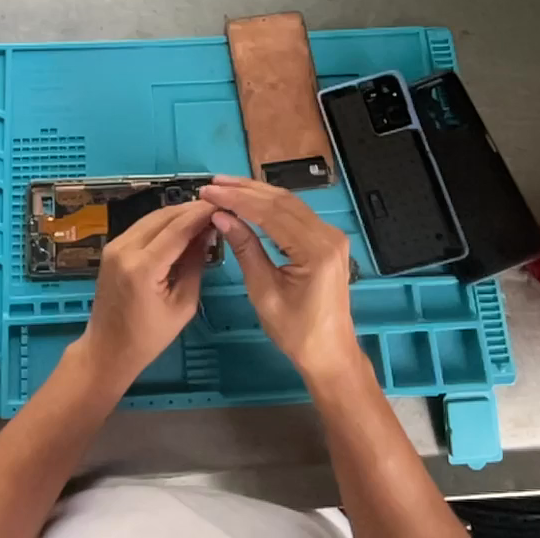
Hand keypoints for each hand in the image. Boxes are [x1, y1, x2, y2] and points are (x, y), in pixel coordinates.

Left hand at [74, 200, 217, 392]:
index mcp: (143, 268)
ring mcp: (115, 245)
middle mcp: (125, 249)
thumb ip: (195, 265)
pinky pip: (142, 226)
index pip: (177, 229)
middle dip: (191, 210)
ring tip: (203, 215)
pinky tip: (181, 225)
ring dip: (178, 213)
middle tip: (217, 208)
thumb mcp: (182, 306)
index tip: (223, 206)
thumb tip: (208, 233)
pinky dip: (163, 222)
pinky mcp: (112, 247)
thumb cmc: (148, 338)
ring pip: (152, 217)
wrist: (106, 350)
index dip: (201, 214)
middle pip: (164, 217)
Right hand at [200, 176, 363, 382]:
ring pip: (288, 202)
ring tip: (224, 186)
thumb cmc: (296, 332)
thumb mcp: (264, 292)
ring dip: (255, 192)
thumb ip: (245, 249)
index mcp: (315, 250)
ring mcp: (330, 235)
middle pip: (281, 201)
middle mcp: (327, 235)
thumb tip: (221, 216)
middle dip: (243, 190)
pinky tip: (249, 199)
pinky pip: (295, 212)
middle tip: (212, 185)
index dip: (236, 199)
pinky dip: (269, 203)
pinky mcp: (326, 239)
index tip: (209, 192)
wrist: (330, 354)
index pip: (270, 213)